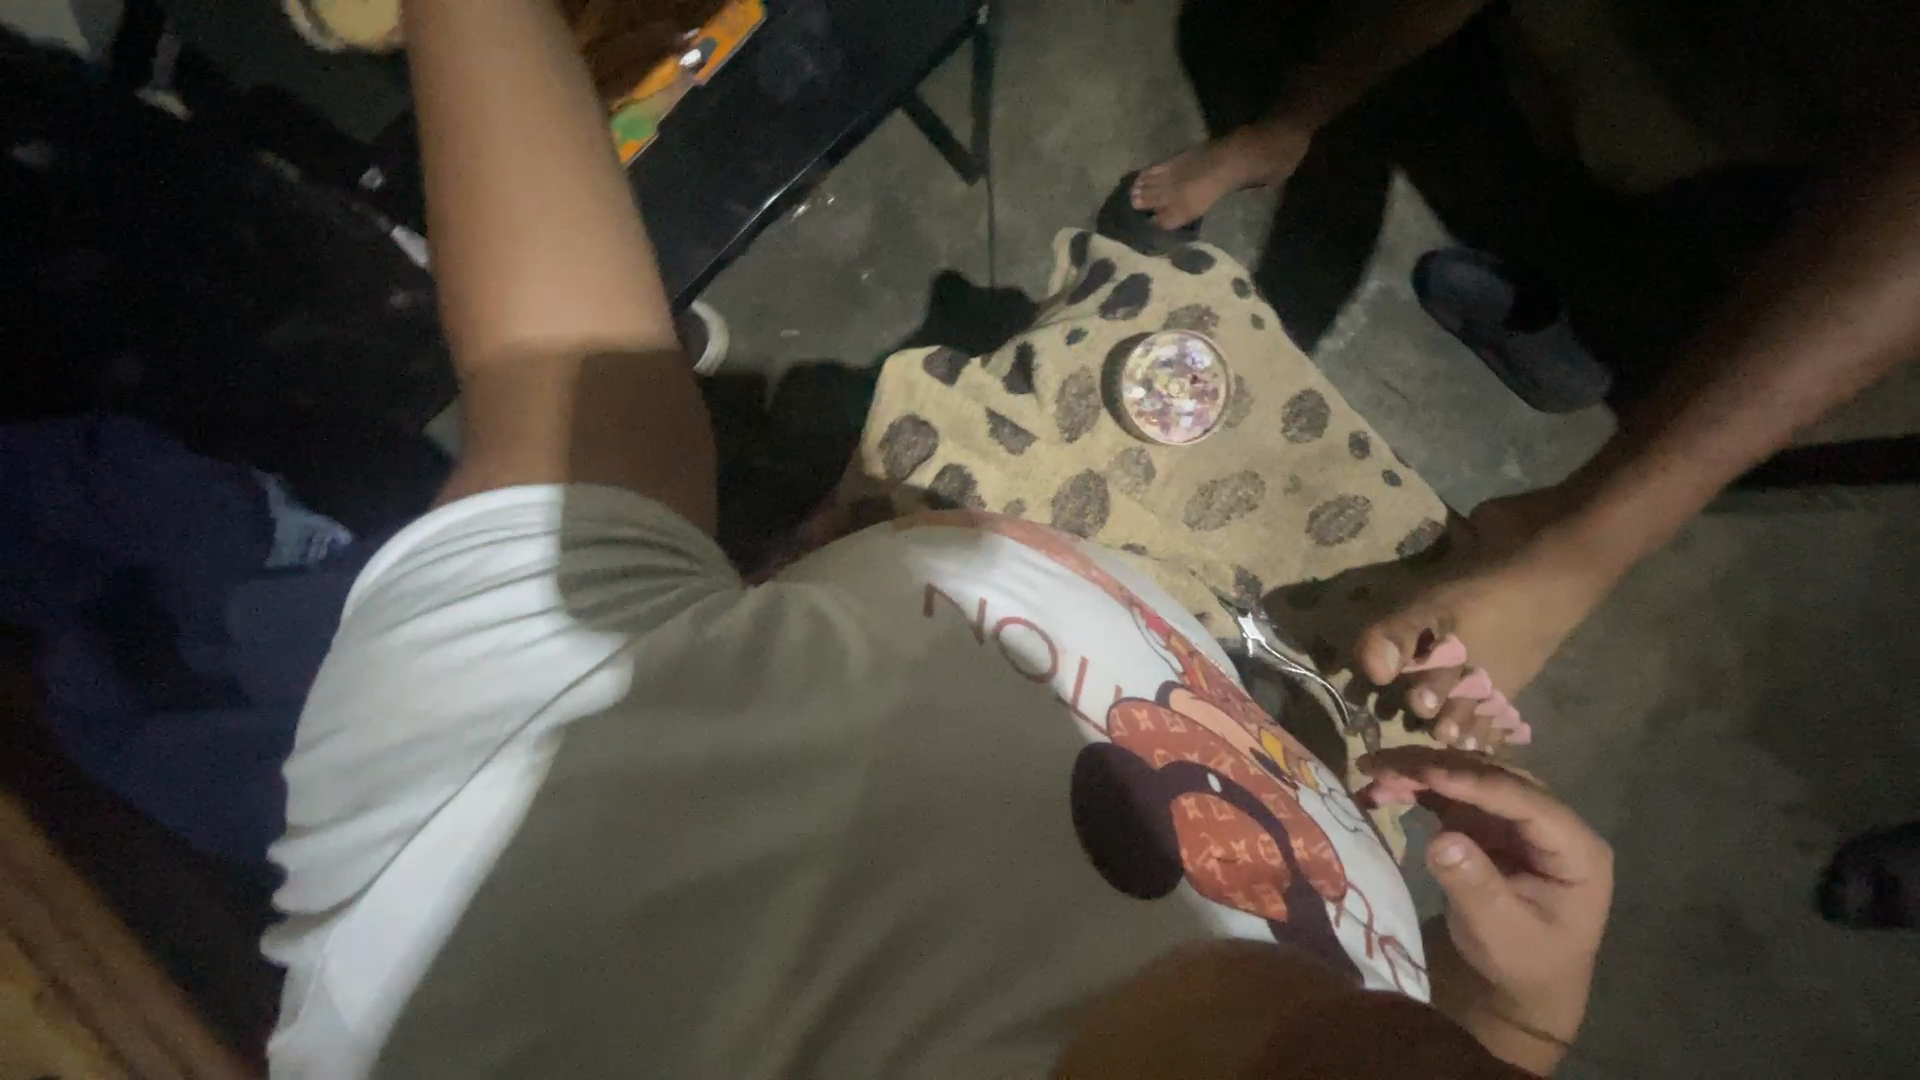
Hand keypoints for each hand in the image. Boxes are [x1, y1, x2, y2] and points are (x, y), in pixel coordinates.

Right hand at [1360, 748, 1611, 1068]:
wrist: (1513, 978)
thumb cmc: (1520, 960)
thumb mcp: (1500, 932)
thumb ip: (1475, 886)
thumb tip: (1441, 839)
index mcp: (1575, 849)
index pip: (1526, 802)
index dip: (1475, 783)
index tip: (1424, 774)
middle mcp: (1545, 822)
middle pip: (1490, 777)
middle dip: (1433, 767)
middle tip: (1381, 767)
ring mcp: (1510, 818)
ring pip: (1463, 776)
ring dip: (1414, 770)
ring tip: (1369, 772)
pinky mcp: (1480, 820)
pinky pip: (1444, 791)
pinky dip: (1410, 786)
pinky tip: (1376, 789)